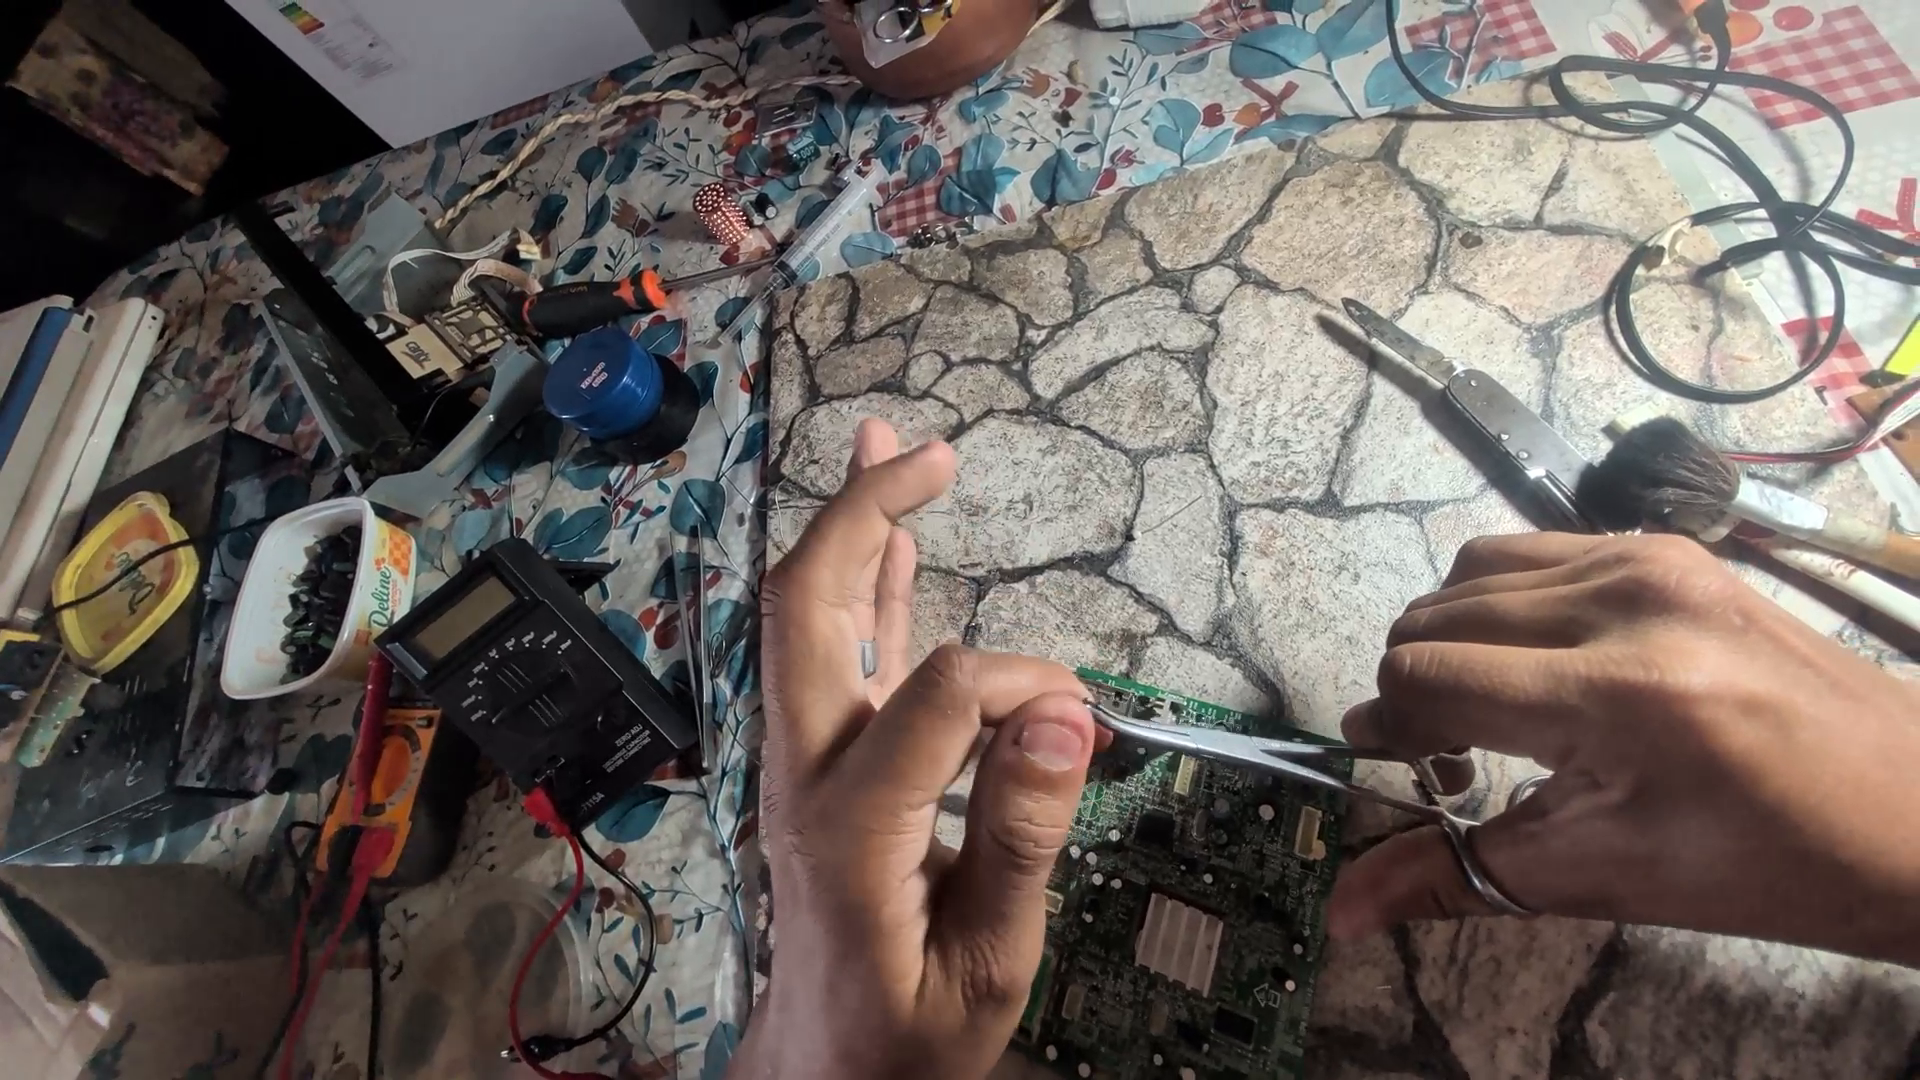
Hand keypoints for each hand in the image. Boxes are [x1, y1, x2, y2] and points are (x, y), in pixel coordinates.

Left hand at [737, 421, 1098, 1079]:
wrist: (827, 1068)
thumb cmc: (909, 1033)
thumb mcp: (989, 963)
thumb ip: (1022, 839)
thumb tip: (1066, 718)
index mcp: (852, 822)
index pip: (945, 694)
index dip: (1025, 688)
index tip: (1082, 722)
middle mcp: (808, 765)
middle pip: (809, 604)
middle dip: (865, 512)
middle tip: (929, 452)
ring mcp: (807, 753)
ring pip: (812, 612)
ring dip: (854, 524)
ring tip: (893, 445)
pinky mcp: (826, 754)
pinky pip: (844, 650)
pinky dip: (873, 585)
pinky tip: (900, 536)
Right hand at [1327, 532, 1919, 963]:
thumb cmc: (1757, 863)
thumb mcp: (1592, 879)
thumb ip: (1447, 879)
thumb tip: (1338, 910)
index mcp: (1619, 695)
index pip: (1424, 676)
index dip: (1392, 723)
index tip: (1410, 760)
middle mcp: (1624, 603)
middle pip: (1427, 624)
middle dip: (1416, 690)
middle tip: (1454, 744)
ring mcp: (1641, 560)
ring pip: (1455, 584)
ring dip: (1445, 645)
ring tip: (1488, 695)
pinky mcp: (1653, 545)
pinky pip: (1506, 556)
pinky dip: (1484, 603)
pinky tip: (1522, 649)